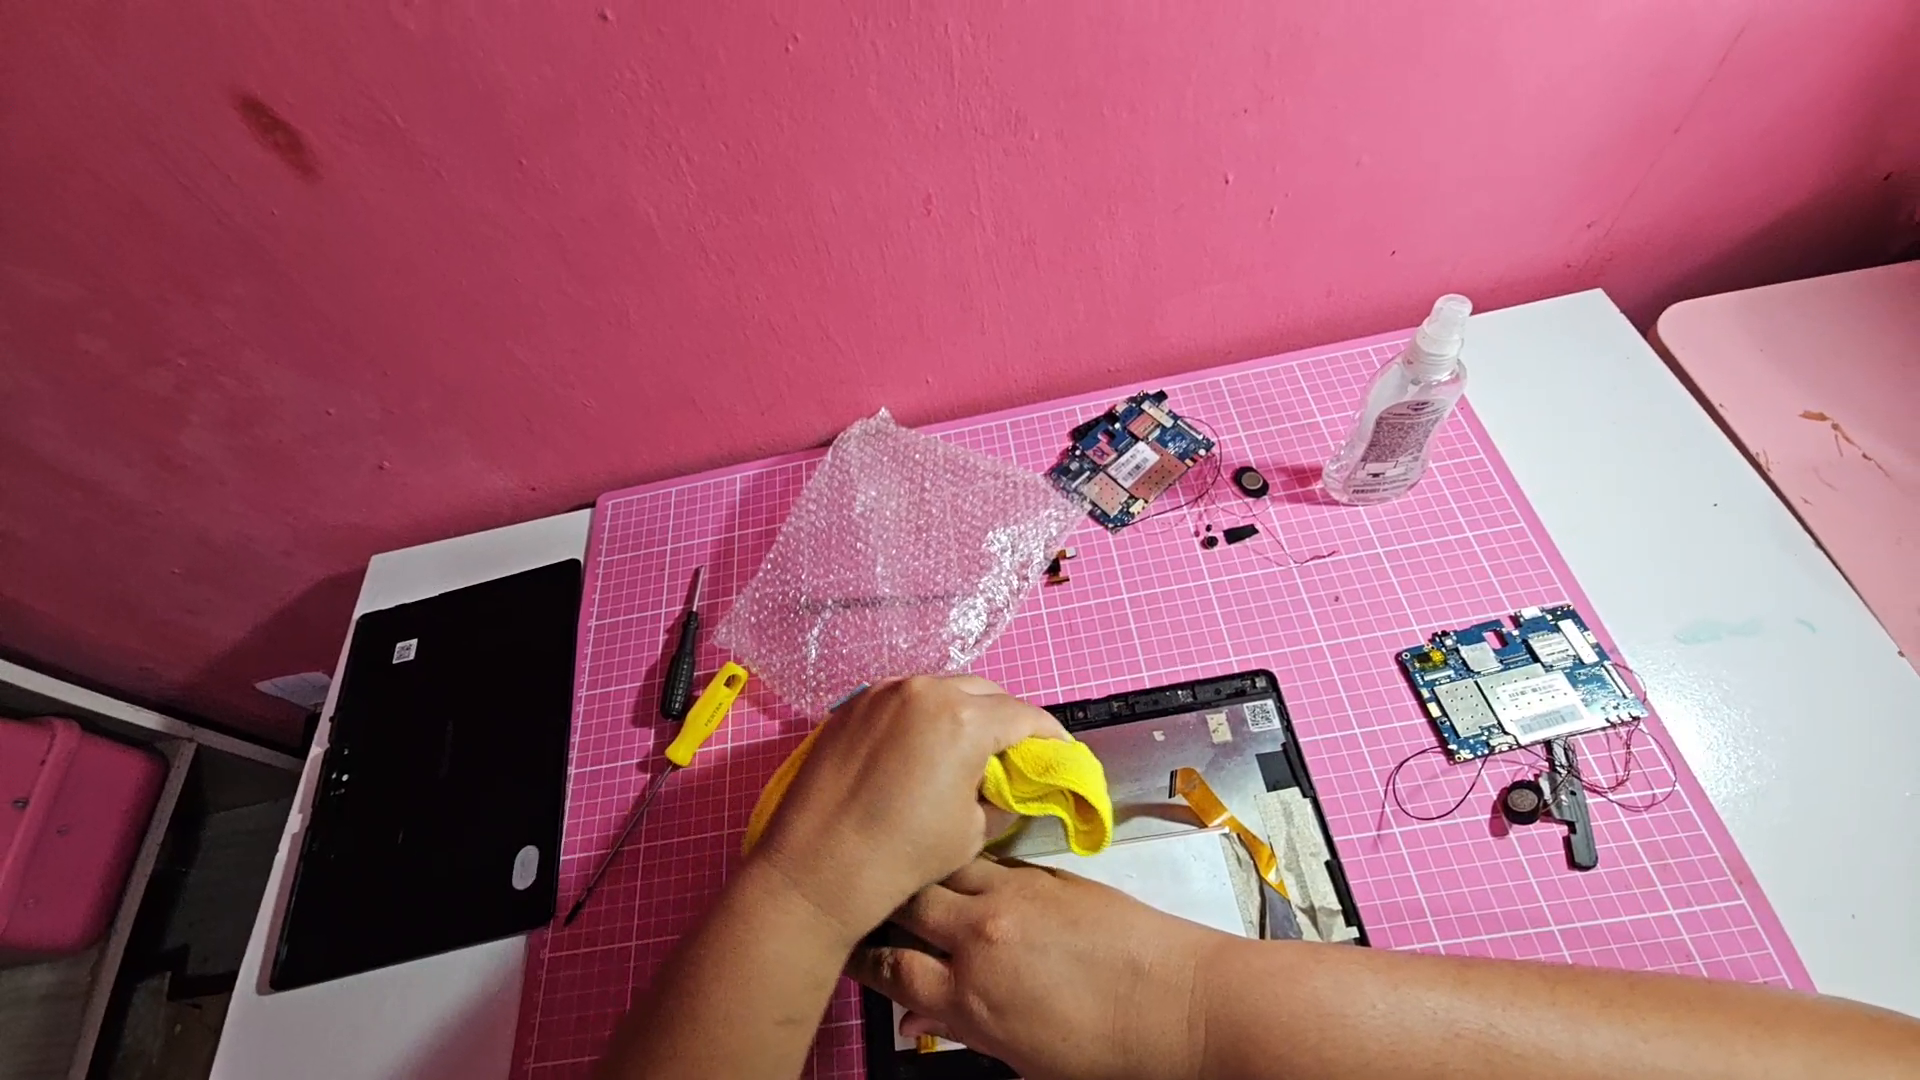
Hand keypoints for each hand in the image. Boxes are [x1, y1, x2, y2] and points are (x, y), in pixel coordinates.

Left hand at [750, 675, 1067, 945]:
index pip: (1024, 715)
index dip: (1048, 735)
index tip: (1057, 751)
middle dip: (1005, 718)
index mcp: (963, 720)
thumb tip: (1002, 780)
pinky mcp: (854, 704)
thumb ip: (998, 793)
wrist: (816, 867)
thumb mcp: (972, 831)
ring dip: (963, 712)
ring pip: (942, 690)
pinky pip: (904, 699)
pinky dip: (923, 716)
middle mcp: (925, 690)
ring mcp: (884, 692)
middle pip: (984, 692)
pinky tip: (920, 748)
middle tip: (1011, 752)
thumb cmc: (902, 856)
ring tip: (964, 748)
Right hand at [849, 857, 1233, 1079]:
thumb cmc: (1104, 1054)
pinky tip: (969, 873)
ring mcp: (1012, 897)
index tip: (852, 943)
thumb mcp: (1024, 1061)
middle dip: (886, 901)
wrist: (1178, 1003)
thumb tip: (921, 1013)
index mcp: (970, 999)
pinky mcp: (1043, 873)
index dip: (865, 954)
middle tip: (871, 896)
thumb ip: (966, 1027)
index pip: (891, 966)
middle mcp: (980, 938)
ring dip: (927, 872)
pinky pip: (990, 863)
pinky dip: (971, 869)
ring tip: (914, 868)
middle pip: (908, 904)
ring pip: (946, 868)